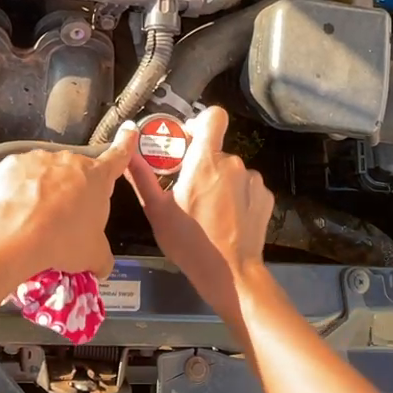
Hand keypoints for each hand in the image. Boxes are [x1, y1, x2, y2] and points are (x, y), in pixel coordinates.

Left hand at [0, 126, 137, 281]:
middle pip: (76, 172)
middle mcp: (71, 161)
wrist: (18, 235)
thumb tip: (102, 266)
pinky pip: (20, 174)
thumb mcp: (93, 255)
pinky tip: (16, 209)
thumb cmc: (64, 241)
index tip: (129, 130)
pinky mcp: (14, 162)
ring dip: (44, 188)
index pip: (118, 156)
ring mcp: (40, 158)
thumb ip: (103, 257)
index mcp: (97, 178)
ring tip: (36, 216)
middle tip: (63, 217)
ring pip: (46, 172)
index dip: (126, 144)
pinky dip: (19, 188)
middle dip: (73, 189)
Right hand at [124, 107, 273, 330]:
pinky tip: (227, 218)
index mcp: (206, 160)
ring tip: (207, 208)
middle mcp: (233, 163)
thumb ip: (142, 176)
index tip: (187, 140)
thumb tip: (126, 151)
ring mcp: (253, 181)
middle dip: (202, 162)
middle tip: (186, 187)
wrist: (231, 275)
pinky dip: (236, 195)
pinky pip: (247, 186)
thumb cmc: (190, 241)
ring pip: (231, 170)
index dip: (200, 122)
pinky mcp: (266, 198)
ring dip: (220, 180)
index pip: (213, 116)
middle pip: (216, 149)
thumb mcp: (157, 210)